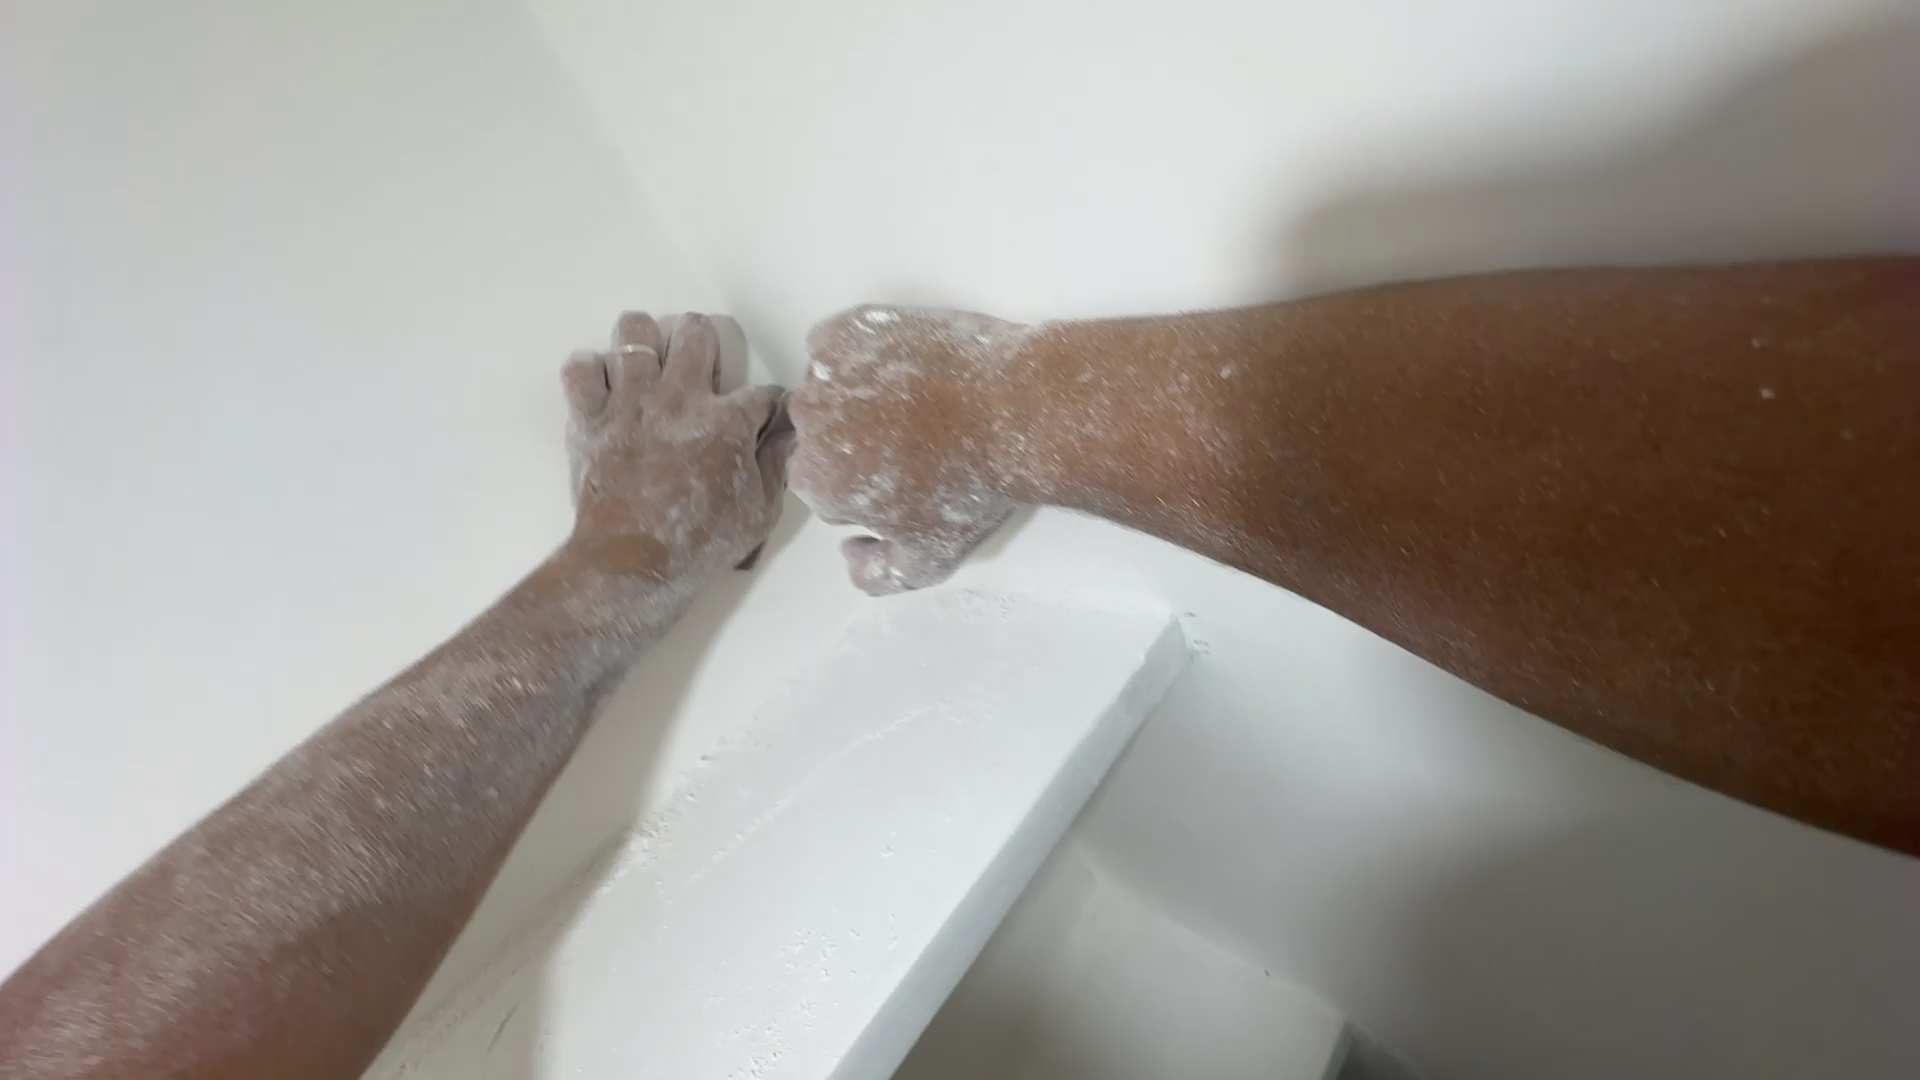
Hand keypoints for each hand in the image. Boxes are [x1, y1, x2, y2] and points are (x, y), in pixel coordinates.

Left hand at [562, 312, 793, 582]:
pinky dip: (593, 372)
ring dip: (648, 343)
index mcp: (729, 421)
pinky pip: (582, 367)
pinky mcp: (589, 416)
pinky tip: (607, 388)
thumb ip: (776, 465)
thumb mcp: (761, 511)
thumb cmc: (704, 542)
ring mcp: (630, 401)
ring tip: (652, 366)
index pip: (764, 393)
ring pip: (635, 331)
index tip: (767, 415)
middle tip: (705, 370)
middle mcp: (680, 397)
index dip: (771, 404)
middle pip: (698, 333)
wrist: (635, 564)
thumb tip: (787, 436)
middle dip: (708, 344)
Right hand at [787, 305, 1029, 594]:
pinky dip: (861, 358)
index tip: (904, 480)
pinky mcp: (850, 328)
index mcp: (815, 481)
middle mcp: (808, 423)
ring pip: (829, 393)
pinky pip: (838, 347)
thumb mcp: (928, 560)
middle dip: (856, 446)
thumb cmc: (974, 488)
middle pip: (822, 440)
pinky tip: (907, 373)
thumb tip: (850, 555)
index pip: (826, 490)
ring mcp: (826, 370)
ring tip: (916, 406)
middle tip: (913, 443)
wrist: (1017, 412)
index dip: (866, 491)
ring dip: (857, 400)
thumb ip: (875, 574)